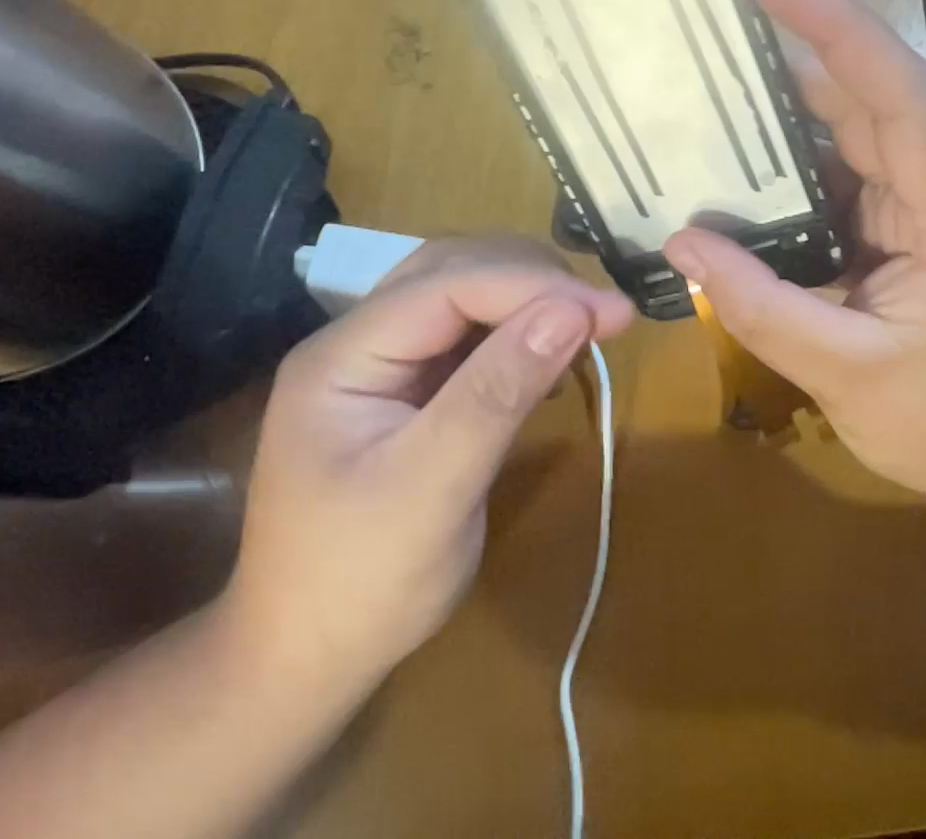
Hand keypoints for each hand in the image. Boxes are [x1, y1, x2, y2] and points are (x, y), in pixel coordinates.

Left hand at [224, 236, 634, 678]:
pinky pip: (472, 342)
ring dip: (530, 301)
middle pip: (452, 272)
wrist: (310, 653)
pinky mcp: (413, 397)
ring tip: (590, 327)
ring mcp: (385, 370)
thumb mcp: (433, 488)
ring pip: (465, 298)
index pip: (446, 284)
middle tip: (608, 313)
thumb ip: (497, 394)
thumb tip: (573, 312)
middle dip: (534, 280)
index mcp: (343, 357)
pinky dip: (521, 338)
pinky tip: (552, 361)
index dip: (534, 285)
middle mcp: (360, 345)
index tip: (615, 310)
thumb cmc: (362, 581)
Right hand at [663, 0, 925, 509]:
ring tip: (707, 73)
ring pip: (850, 133)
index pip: (895, 91)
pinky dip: (787, 168)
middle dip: (798, 43)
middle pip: (869, 95)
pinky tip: (734, 162)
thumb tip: (683, 241)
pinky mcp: (894, 234)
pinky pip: (836, 181)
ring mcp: (916, 210)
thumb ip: (763, 307)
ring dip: (785, 105)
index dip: (833, 23)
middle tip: (711, 6)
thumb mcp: (848, 372)